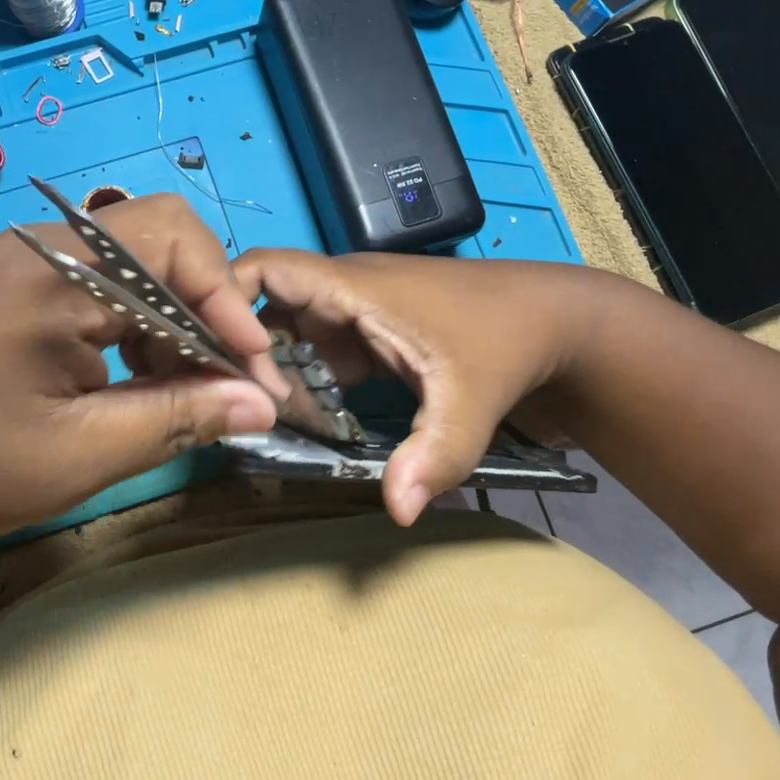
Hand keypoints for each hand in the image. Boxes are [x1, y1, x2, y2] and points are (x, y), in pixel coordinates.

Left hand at [0, 195, 282, 561]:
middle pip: (157, 244)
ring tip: (179, 395)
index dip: (226, 299)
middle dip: (203, 312)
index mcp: (52, 272)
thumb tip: (261, 403)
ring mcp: (20, 266)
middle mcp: (39, 249)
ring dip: (170, 324)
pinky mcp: (10, 290)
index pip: (174, 239)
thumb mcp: (77, 454)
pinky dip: (130, 329)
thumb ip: (177, 418)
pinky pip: (94, 288)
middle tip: (222, 387)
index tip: (252, 372)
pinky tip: (131, 382)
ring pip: (130, 268)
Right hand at [230, 250, 604, 525]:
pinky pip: (317, 357)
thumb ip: (435, 453)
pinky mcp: (367, 336)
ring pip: (290, 340)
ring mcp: (354, 314)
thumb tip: (397, 511)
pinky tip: (311, 424)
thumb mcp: (470, 398)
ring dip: (280, 379)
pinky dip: (308, 386)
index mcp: (353, 287)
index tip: (222, 360)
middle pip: (267, 312)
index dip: (227, 302)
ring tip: (277, 426)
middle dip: (250, 358)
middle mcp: (342, 293)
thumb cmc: (508, 340)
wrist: (557, 322)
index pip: (264, 269)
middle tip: (246, 411)